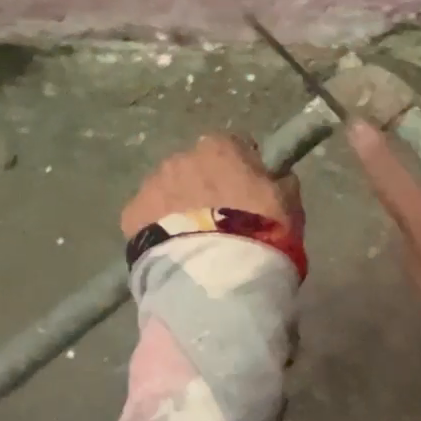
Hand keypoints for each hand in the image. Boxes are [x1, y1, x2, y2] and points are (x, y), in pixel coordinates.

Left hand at [122, 134, 302, 238]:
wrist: (216, 275)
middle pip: (195, 167)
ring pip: (168, 190)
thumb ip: (282, 183)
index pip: (233, 145)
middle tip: (219, 220)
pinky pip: (147, 217)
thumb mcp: (290, 206)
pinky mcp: (131, 214)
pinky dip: (156, 229)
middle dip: (205, 186)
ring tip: (193, 240)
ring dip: (179, 206)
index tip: (249, 191)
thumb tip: (278, 176)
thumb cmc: (259, 232)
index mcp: (221, 148)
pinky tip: (171, 251)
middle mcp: (181, 157)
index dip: (243, 167)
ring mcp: (152, 184)